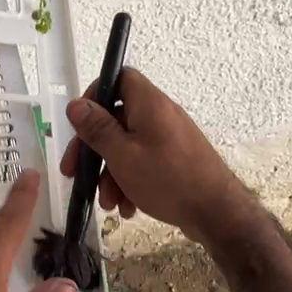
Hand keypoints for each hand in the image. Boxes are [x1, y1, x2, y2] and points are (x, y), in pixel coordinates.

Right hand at [56, 68, 251, 245]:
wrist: (216, 213)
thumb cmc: (167, 180)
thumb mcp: (122, 155)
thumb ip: (97, 129)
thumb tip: (75, 104)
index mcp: (148, 103)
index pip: (119, 79)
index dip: (95, 96)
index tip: (79, 123)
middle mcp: (161, 115)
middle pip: (117, 120)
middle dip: (95, 150)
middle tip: (74, 172)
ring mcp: (170, 138)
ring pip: (128, 147)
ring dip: (111, 174)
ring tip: (108, 204)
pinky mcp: (176, 160)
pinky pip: (145, 163)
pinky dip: (131, 181)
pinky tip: (128, 207)